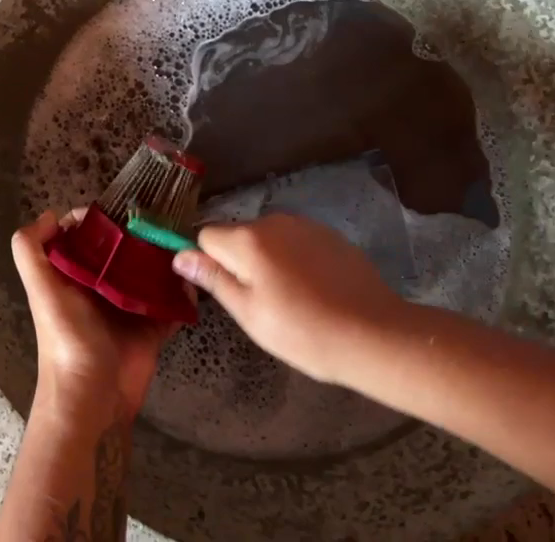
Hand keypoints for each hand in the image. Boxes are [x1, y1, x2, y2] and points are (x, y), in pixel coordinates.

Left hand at [12, 208, 178, 424]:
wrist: (92, 401)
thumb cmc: (66, 341)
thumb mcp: (42, 291)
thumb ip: (31, 252)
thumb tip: (49, 215)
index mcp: (73, 276)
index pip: (84, 238)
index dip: (97, 222)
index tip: (120, 211)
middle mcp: (99, 288)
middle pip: (121, 253)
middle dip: (140, 237)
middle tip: (163, 224)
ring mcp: (127, 309)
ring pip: (148, 275)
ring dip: (164, 262)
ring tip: (183, 245)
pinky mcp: (150, 330)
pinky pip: (170, 306)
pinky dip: (182, 294)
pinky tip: (193, 279)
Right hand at [172, 213, 407, 385]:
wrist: (374, 333)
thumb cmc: (304, 332)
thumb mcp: (250, 314)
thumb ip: (213, 279)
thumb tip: (180, 256)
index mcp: (247, 240)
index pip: (206, 236)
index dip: (209, 263)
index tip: (227, 292)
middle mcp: (273, 221)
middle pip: (238, 235)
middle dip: (240, 262)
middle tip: (260, 304)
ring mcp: (305, 225)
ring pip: (268, 239)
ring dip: (268, 261)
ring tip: (289, 300)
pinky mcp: (330, 235)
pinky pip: (295, 241)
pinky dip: (295, 260)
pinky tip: (313, 290)